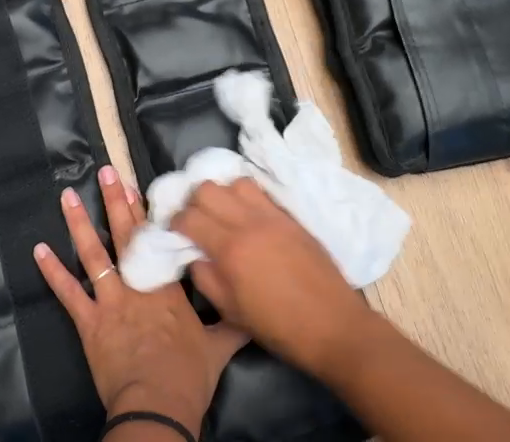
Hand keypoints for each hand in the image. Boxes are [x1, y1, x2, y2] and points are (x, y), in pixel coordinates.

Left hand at [35, 165, 247, 431]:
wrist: (157, 403)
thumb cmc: (188, 375)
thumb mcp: (219, 346)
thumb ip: (233, 325)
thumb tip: (254, 314)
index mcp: (167, 285)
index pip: (154, 239)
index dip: (142, 210)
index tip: (132, 183)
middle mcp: (137, 284)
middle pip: (124, 235)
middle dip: (114, 200)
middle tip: (104, 171)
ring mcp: (110, 301)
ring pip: (93, 254)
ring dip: (78, 223)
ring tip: (67, 196)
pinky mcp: (90, 322)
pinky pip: (68, 292)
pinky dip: (52, 271)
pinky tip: (39, 249)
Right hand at [171, 178, 372, 377]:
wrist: (333, 325)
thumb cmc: (278, 327)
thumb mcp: (232, 312)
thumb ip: (206, 278)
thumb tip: (194, 255)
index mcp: (231, 249)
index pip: (190, 217)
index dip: (176, 221)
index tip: (175, 230)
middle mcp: (249, 223)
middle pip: (209, 189)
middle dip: (194, 201)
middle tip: (196, 220)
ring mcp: (273, 216)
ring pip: (237, 182)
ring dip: (223, 194)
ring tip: (223, 214)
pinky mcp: (292, 217)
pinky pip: (262, 193)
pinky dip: (247, 198)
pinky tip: (247, 216)